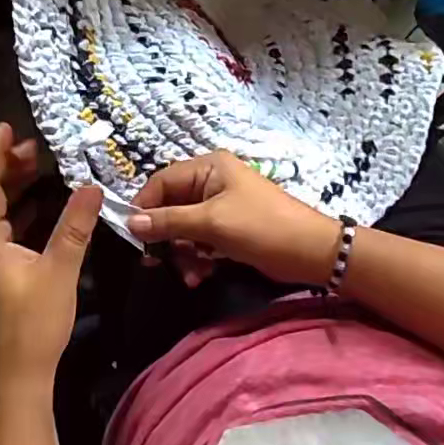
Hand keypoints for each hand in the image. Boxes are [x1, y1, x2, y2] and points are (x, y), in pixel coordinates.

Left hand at [0, 123, 103, 391]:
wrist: (20, 375)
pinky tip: (42, 207)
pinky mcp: (1, 273)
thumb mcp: (60, 271)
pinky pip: (7, 229)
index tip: (8, 128)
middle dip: (9, 168)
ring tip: (39, 167)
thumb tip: (91, 187)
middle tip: (36, 147)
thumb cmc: (35, 323)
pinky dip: (23, 211)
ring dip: (16, 189)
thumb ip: (74, 228)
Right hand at [128, 151, 341, 286]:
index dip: (144, 206)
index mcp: (208, 167)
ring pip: (184, 228)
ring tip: (190, 275)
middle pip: (171, 207)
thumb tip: (131, 223)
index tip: (132, 234)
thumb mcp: (211, 223)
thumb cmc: (261, 228)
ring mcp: (220, 206)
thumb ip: (169, 221)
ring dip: (182, 253)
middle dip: (166, 236)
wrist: (312, 253)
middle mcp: (211, 182)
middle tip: (155, 262)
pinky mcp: (228, 229)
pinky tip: (201, 277)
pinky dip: (197, 258)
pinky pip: (200, 241)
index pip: (162, 181)